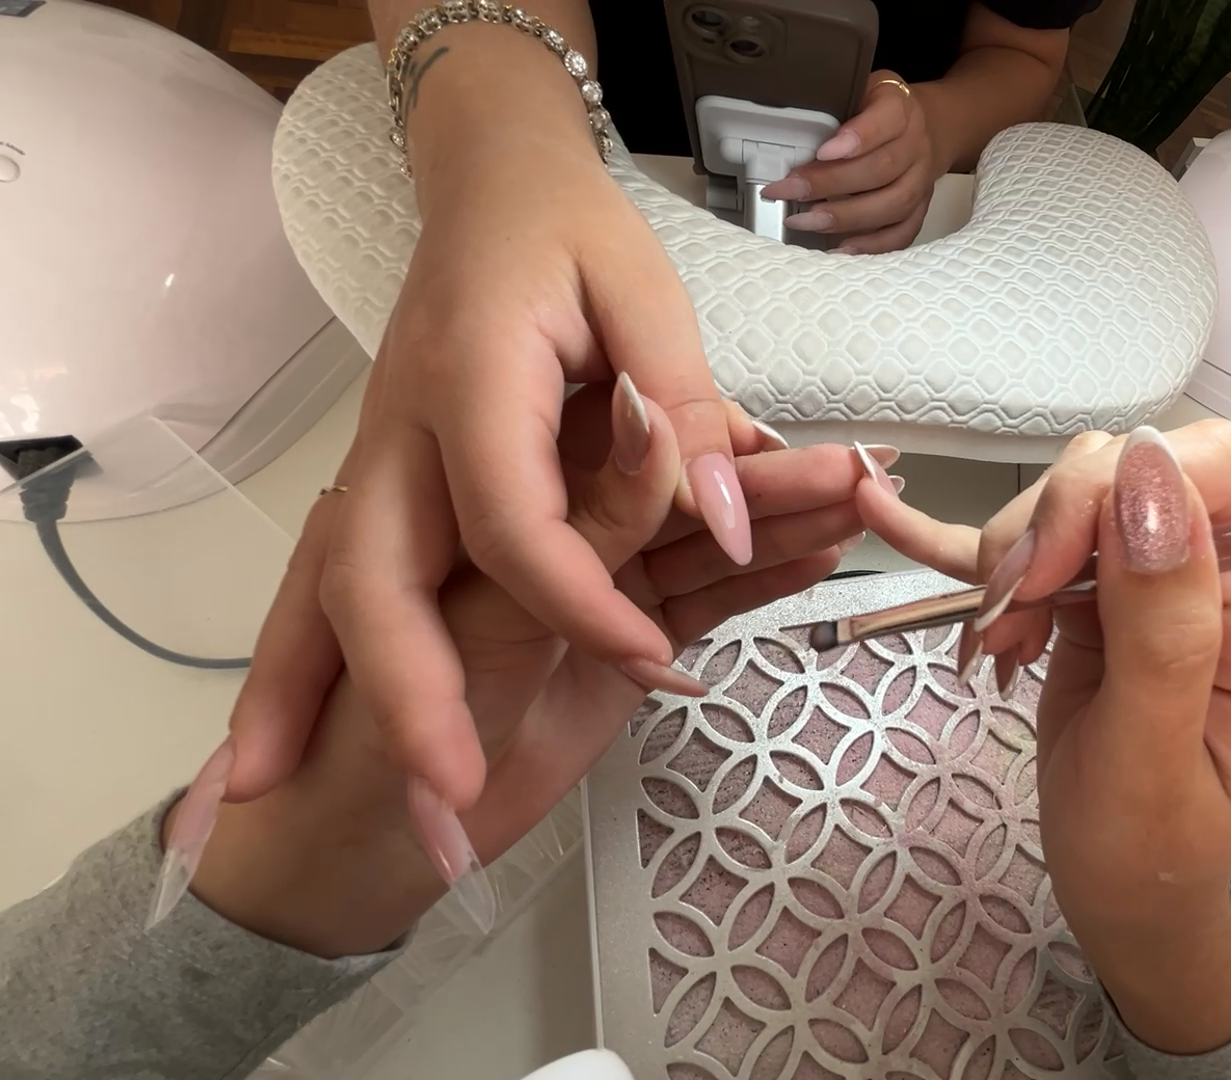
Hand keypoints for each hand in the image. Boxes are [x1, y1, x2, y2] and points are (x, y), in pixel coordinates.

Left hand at [186, 378, 868, 956]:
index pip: (619, 455)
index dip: (704, 458)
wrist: (355, 862)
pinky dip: (762, 583)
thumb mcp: (462, 634)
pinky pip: (706, 599)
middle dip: (777, 490)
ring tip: (866, 510)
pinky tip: (823, 556)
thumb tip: (650, 422)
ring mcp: (604, 580)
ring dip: (786, 533)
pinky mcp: (633, 630)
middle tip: (866, 475)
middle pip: (682, 499)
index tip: (774, 453)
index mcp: (491, 488)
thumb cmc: (361, 757)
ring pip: (707, 547)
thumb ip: (569, 533)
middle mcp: (555, 519)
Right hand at [223, 142, 761, 814]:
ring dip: (293, 693)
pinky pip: (334, 572)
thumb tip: (724, 517)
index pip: (515, 518)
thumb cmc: (574, 235)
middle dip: (399, 695)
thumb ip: (690, 408)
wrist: (491, 180)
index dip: (582, 599)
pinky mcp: (395, 475)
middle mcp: (409, 433)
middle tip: (440, 806)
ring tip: (258, 803)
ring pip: (326, 585)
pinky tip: (265, 736)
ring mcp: (386, 458)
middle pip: (374, 575)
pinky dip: (295, 652)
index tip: (649, 661)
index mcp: (473, 380)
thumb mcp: (648, 302)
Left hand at [760, 70, 946, 253]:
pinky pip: (902, 233)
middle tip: (792, 191)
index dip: (856, 138)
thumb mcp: (859, 91)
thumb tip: (789, 140)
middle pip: (881, 170)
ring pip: (892, 205)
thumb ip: (834, 111)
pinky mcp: (920, 210)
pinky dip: (873, 245)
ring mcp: (921, 182)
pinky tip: (843, 247)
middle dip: (831, 184)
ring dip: (847, 218)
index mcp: (901, 109)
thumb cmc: (878, 111)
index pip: (884, 122)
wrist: (926, 130)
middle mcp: (916, 147)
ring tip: (808, 221)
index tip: (822, 152)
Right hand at [853, 422, 1230, 1051]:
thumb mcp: (1151, 759)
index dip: (1125, 484)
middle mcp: (1227, 582)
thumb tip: (1149, 477)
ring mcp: (1165, 581)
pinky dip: (1003, 557)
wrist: (1124, 888)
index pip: (1223, 475)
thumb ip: (1163, 627)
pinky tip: (978, 594)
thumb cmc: (1146, 852)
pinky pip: (1056, 537)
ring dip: (1020, 554)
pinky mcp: (1113, 592)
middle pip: (1136, 472)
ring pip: (1082, 495)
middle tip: (1009, 611)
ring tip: (1001, 638)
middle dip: (1052, 527)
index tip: (1048, 566)